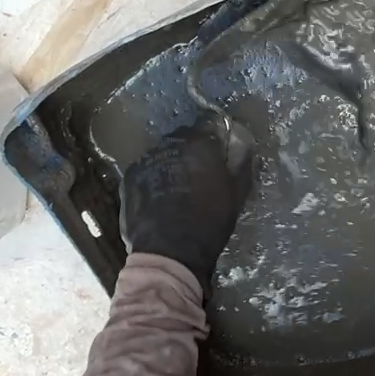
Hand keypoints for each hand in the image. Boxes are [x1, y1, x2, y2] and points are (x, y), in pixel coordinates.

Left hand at [119, 122, 253, 286]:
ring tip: (180, 186)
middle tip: (201, 170)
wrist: (169, 253)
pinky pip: (147, 168)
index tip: (221, 149)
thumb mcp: (236, 194)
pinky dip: (155, 176)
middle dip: (194, 148)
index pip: (210, 122)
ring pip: (164, 152)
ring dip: (173, 161)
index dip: (217, 135)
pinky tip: (161, 196)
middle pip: (185, 136)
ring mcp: (146, 159)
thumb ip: (242, 164)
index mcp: (200, 143)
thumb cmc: (210, 222)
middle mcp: (171, 143)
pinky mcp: (130, 178)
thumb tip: (244, 145)